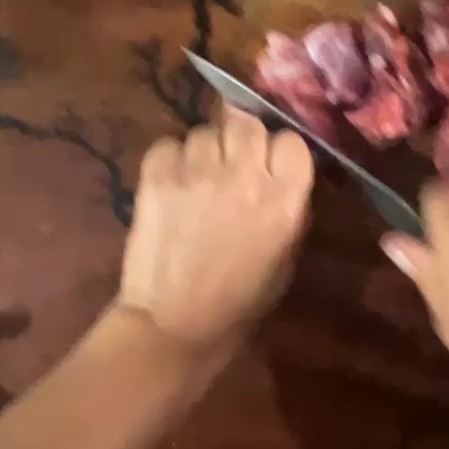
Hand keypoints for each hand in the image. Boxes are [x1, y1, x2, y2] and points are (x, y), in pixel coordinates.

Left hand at [117, 108, 314, 351]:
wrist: (175, 324)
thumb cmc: (239, 299)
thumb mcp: (286, 256)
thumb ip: (289, 206)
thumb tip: (281, 171)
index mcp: (284, 201)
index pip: (291, 140)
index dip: (279, 150)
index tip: (269, 165)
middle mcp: (244, 177)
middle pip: (247, 124)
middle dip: (241, 140)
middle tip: (231, 165)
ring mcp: (198, 174)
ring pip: (205, 132)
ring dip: (204, 152)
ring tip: (196, 181)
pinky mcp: (158, 178)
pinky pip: (167, 144)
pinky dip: (169, 160)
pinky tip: (171, 185)